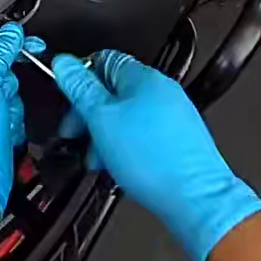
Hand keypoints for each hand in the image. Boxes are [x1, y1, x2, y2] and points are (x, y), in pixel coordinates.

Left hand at [0, 22, 43, 215]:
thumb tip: (11, 32)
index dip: (10, 46)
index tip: (31, 45)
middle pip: (5, 75)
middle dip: (10, 86)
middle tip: (2, 98)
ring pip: (14, 100)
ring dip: (15, 110)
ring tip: (4, 123)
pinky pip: (18, 124)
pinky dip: (18, 129)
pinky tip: (9, 136)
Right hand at [51, 50, 260, 260]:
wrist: (197, 200)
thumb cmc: (155, 160)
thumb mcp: (102, 119)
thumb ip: (80, 88)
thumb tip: (63, 63)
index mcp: (142, 77)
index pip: (102, 60)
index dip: (79, 77)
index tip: (68, 98)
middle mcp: (161, 90)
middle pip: (112, 90)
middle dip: (89, 113)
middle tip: (76, 134)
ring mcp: (171, 115)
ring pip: (125, 115)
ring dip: (104, 134)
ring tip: (97, 158)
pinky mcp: (177, 139)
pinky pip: (142, 134)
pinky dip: (125, 146)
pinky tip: (118, 165)